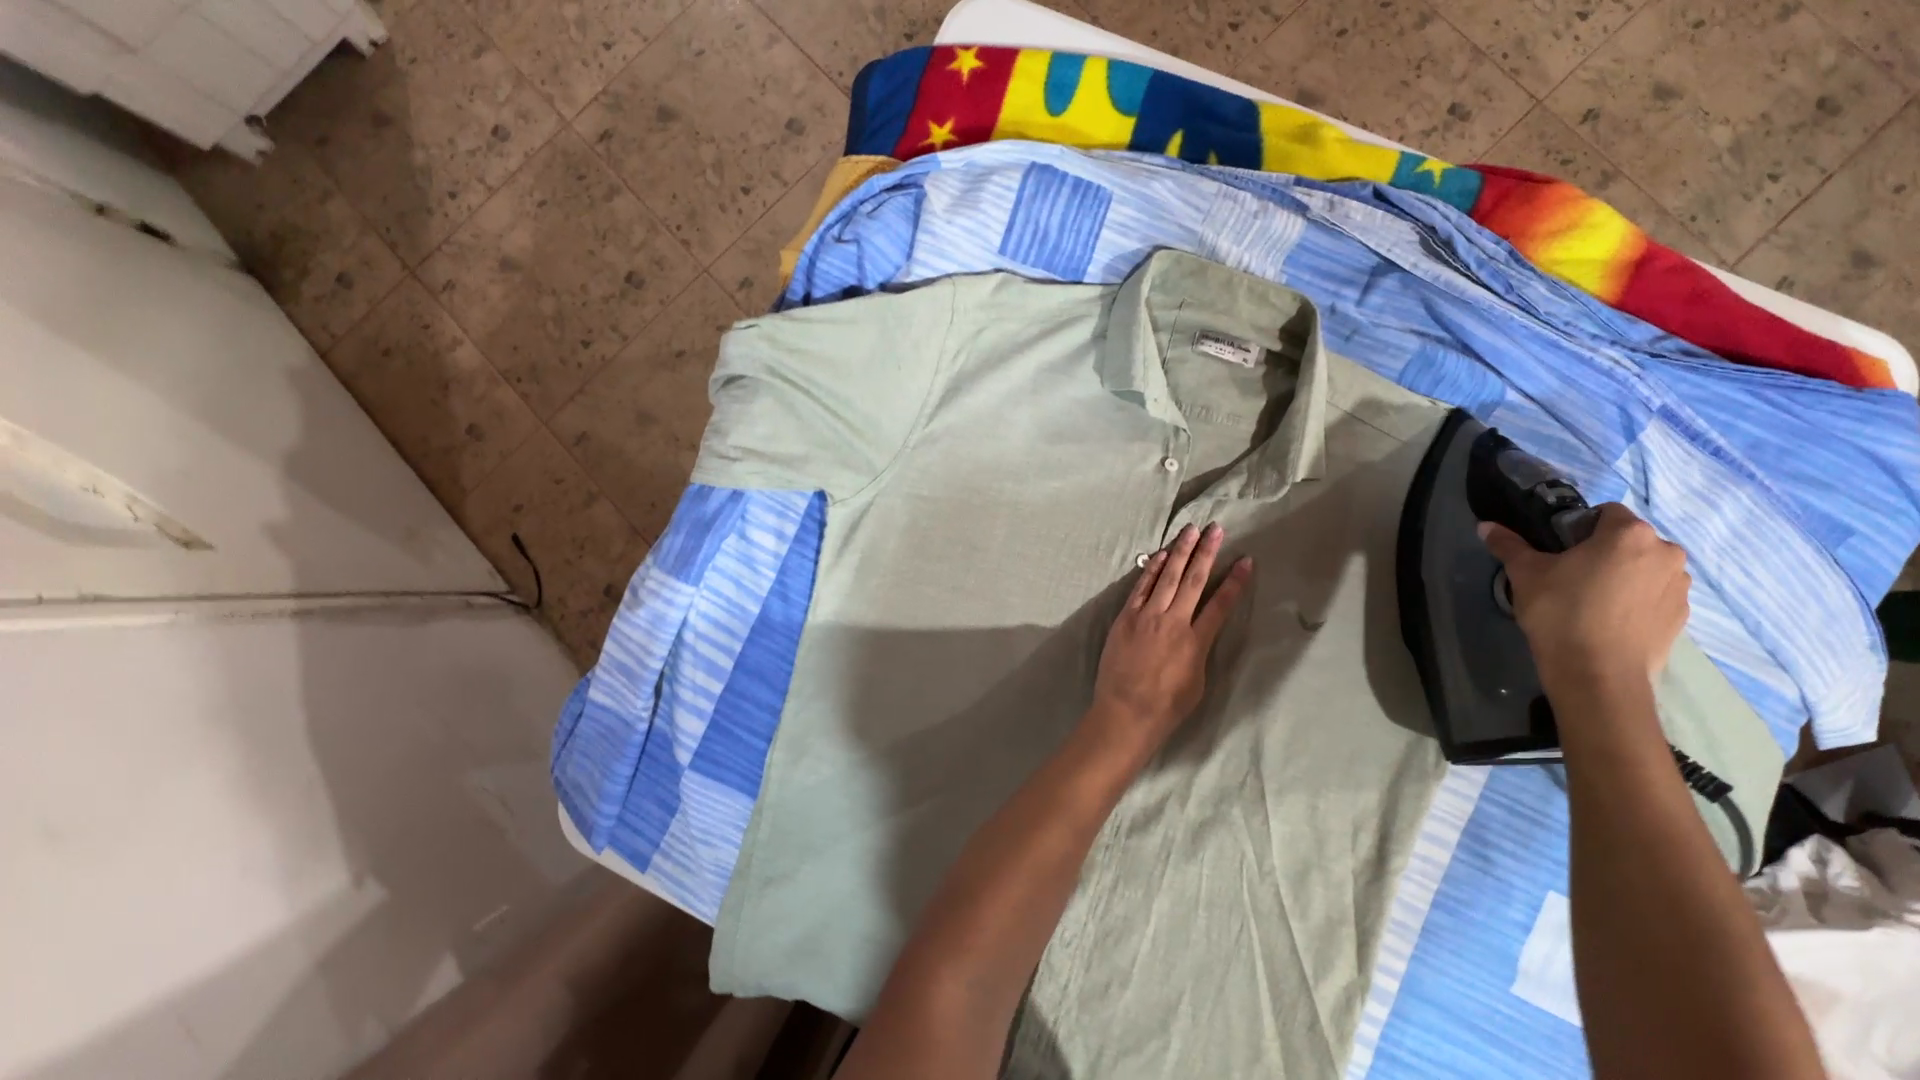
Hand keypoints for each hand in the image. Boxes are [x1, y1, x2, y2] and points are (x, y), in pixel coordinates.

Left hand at [1090, 522, 1251, 757]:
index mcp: (1196, 642)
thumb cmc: (1166, 707)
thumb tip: (1198, 634)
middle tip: (1215, 529)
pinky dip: (1151, 569)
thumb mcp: (1197, 681)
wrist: (1125, 712)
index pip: (1221, 605)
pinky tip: (1161, 555)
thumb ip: (1199, 651)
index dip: (1235, 582)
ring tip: (1190, 531)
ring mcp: (1146, 617)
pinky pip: (1141, 587)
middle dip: (1206, 552)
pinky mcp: (1126, 618)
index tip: (1245, 561)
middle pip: (1193, 580)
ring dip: (1179, 551)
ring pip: (1167, 577)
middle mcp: (1173, 622)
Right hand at [1480, 503, 1689, 691]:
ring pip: (1645, 568)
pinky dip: (1637, 601)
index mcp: (1630, 534)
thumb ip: (1509, 545)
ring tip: (1593, 603)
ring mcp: (1679, 585)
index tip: (1559, 552)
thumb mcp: (1525, 575)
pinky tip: (1610, 621)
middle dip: (1605, 552)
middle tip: (1572, 577)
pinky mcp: (1682, 615)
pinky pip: (1655, 596)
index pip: (1605, 513)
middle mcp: (1665, 552)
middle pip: (1629, 541)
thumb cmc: (1561, 613)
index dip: (1578, 528)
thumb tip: (1485, 526)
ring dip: (1625, 575)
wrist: (1597, 675)